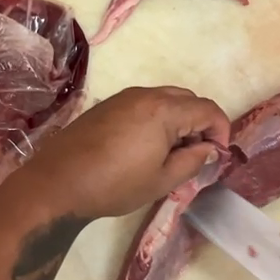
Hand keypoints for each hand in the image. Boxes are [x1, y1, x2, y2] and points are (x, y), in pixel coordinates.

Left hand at [10, 87, 230, 220]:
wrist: (58, 182)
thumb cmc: (114, 185)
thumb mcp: (161, 180)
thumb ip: (192, 161)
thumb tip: (209, 149)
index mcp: (164, 110)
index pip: (207, 109)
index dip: (221, 130)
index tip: (219, 154)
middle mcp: (145, 94)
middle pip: (187, 99)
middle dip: (200, 122)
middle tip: (197, 153)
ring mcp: (123, 97)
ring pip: (165, 99)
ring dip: (178, 119)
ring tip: (172, 152)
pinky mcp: (106, 106)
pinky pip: (143, 103)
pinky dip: (156, 118)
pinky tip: (147, 146)